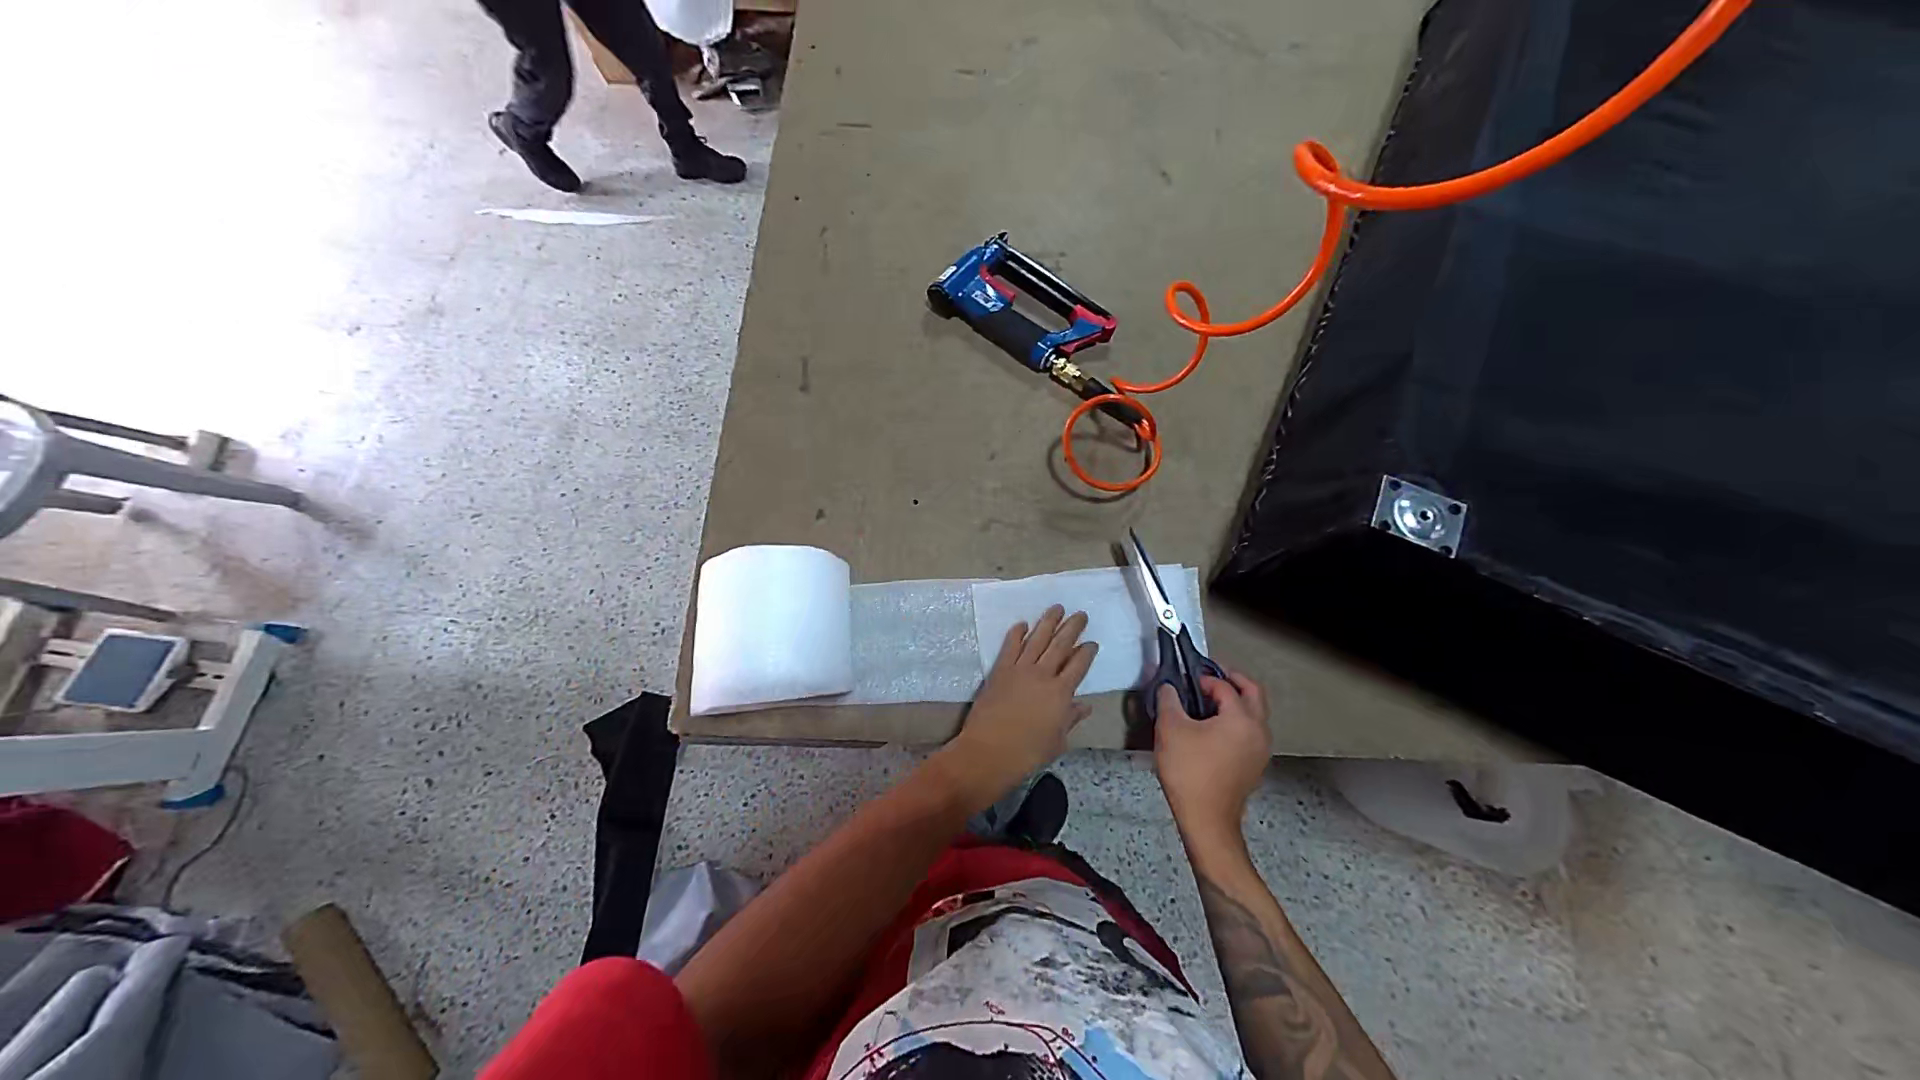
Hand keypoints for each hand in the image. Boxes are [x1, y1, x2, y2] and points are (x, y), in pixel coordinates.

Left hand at [937, 605, 1097, 811]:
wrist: (990, 751)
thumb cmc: (1028, 752)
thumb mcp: (1057, 740)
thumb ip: (1070, 719)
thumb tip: (1085, 706)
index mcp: (1061, 693)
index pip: (1079, 665)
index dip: (1087, 652)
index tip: (1092, 642)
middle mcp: (1042, 675)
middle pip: (1061, 645)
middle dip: (1072, 628)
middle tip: (1081, 614)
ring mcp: (1020, 670)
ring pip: (1037, 639)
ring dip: (1048, 622)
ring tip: (1057, 608)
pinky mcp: (999, 670)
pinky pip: (1010, 646)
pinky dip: (1016, 633)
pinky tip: (1022, 623)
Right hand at [1154, 670, 1271, 846]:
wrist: (1206, 819)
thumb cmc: (1188, 771)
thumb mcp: (1170, 729)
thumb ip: (1169, 700)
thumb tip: (1170, 688)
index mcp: (1241, 718)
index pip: (1225, 686)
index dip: (1205, 679)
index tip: (1186, 680)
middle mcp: (1259, 730)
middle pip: (1253, 693)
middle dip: (1233, 680)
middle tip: (1210, 678)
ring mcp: (1261, 749)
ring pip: (1255, 713)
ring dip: (1237, 701)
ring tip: (1209, 702)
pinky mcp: (1256, 764)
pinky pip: (1251, 731)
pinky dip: (1237, 720)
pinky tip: (1214, 728)